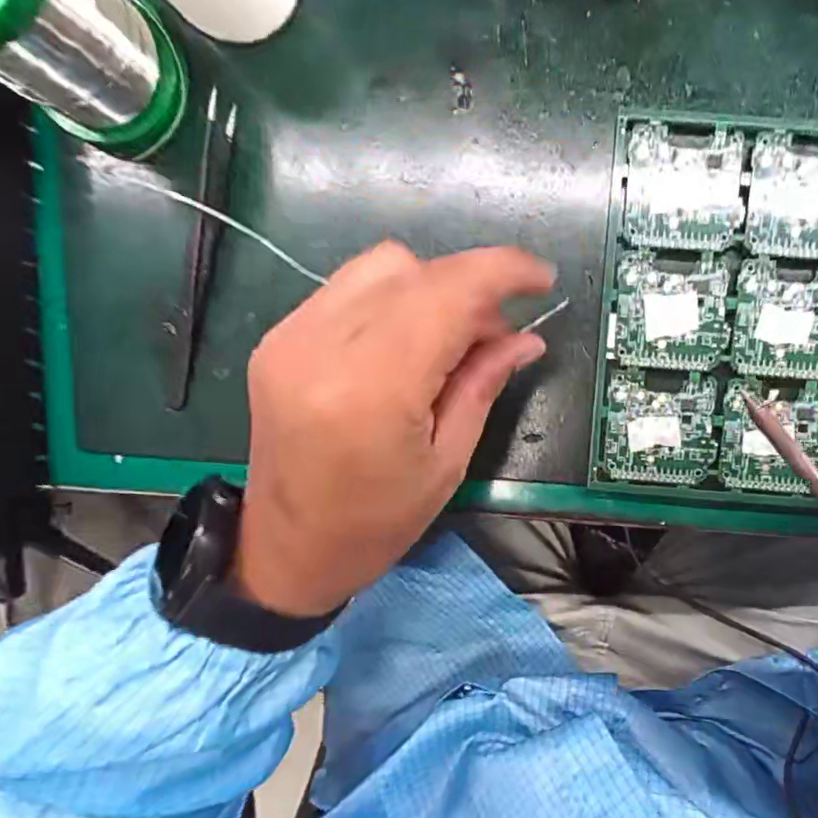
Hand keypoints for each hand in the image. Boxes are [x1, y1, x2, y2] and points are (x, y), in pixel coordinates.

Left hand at [233, 242, 554, 616]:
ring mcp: (291, 338)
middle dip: (468, 287)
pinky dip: (389, 301)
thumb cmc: (376, 524)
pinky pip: (346, 289)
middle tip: (494, 334)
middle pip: (413, 270)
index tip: (540, 278)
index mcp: (372, 391)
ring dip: (428, 287)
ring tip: (448, 338)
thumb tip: (526, 337)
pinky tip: (403, 343)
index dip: (502, 272)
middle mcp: (323, 347)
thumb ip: (482, 385)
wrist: (288, 549)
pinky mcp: (276, 340)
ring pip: (378, 267)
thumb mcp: (446, 463)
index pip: (446, 293)